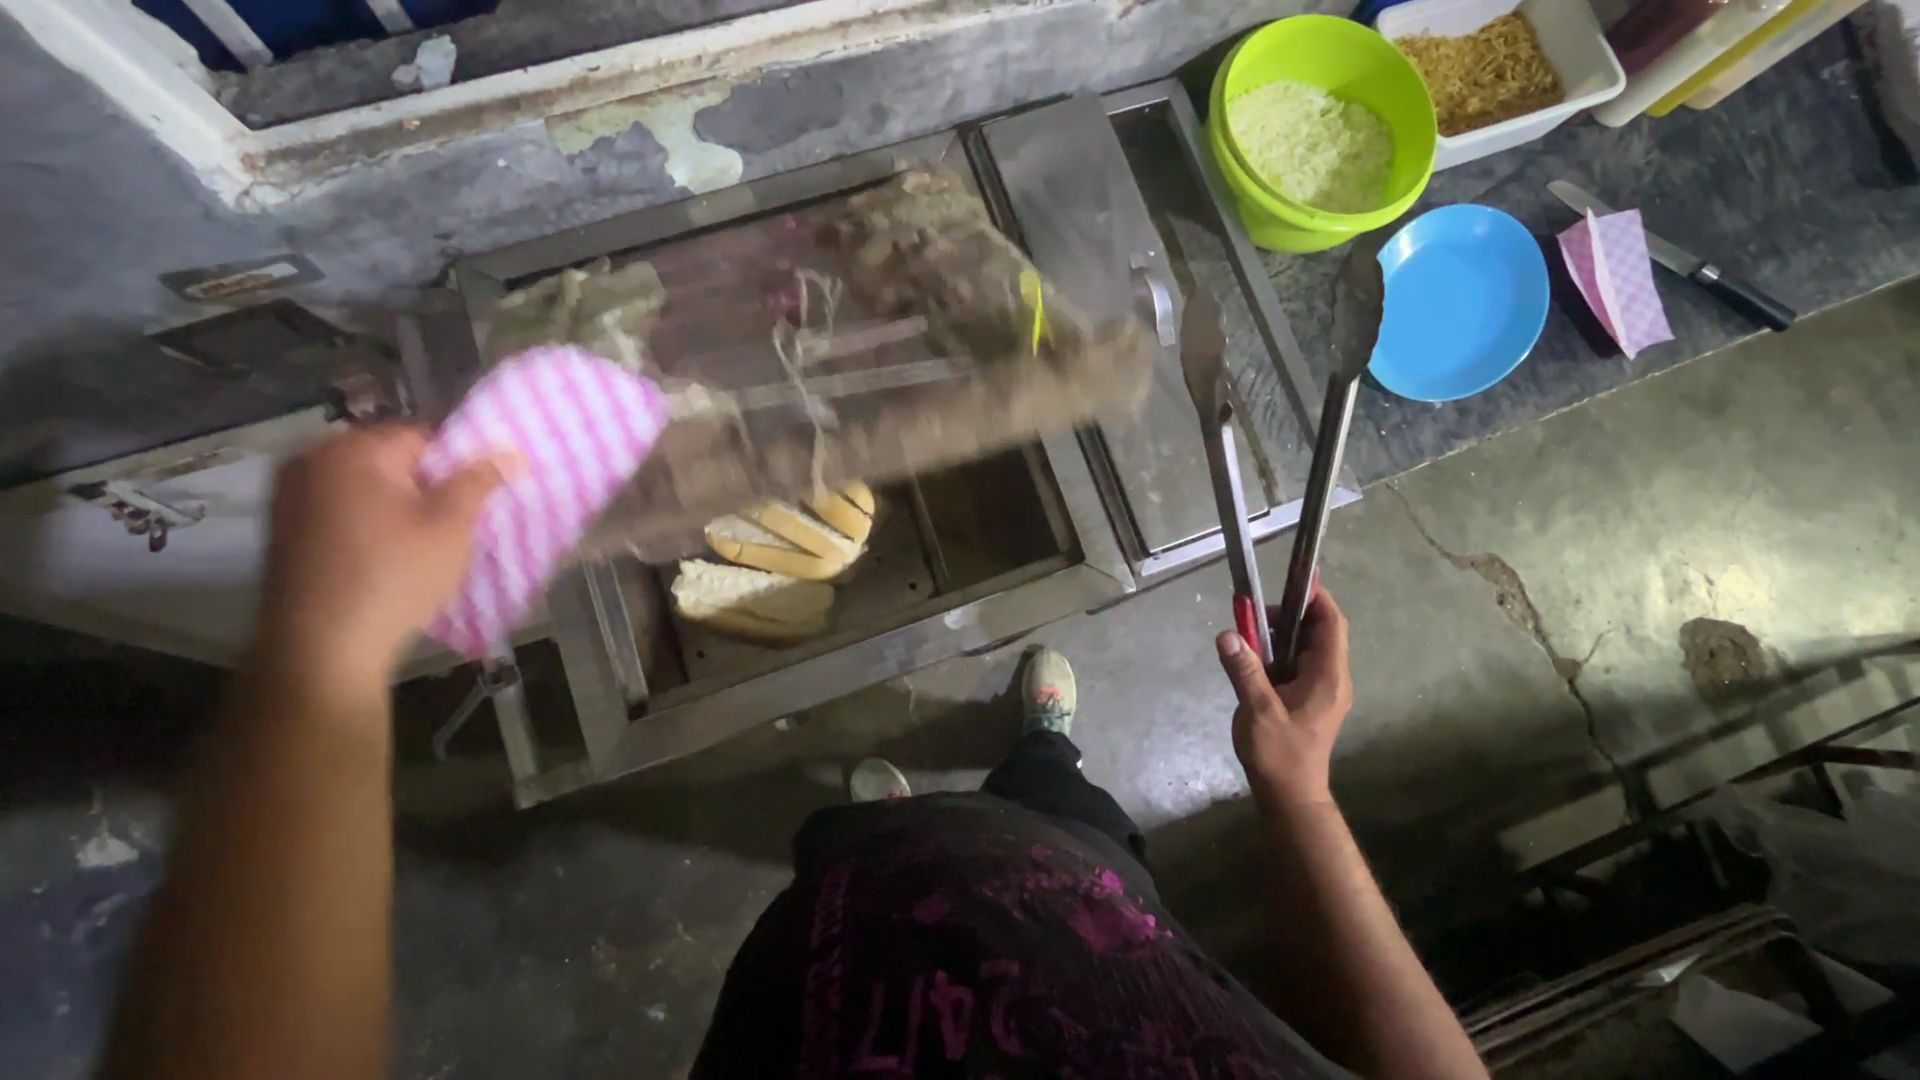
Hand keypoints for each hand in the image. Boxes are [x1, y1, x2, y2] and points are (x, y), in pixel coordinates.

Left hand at [254, 426, 507, 689]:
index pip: (423, 437)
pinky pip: (339, 508)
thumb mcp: (451, 527)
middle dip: (425, 484)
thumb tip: (508, 451)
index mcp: (353, 450)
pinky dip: (366, 522)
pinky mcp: (282, 527)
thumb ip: (478, 482)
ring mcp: (289, 493)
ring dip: (395, 504)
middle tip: (453, 524)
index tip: (474, 501)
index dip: (457, 466)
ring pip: (364, 485)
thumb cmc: (395, 577)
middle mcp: (311, 459)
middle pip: (390, 458)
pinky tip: (384, 555)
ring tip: (422, 543)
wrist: (321, 646)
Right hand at [1215, 584, 1352, 809]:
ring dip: (1281, 634)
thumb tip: (1228, 634)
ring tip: (1249, 631)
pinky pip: (1297, 664)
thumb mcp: (1257, 710)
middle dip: (1290, 614)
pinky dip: (1278, 652)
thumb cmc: (1280, 754)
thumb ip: (1244, 670)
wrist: (1290, 795)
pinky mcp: (1308, 699)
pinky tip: (1253, 657)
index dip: (1317, 598)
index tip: (1295, 579)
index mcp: (1328, 677)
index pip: (1331, 624)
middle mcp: (1331, 679)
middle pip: (1320, 632)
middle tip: (1254, 612)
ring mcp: (1321, 690)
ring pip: (1307, 647)